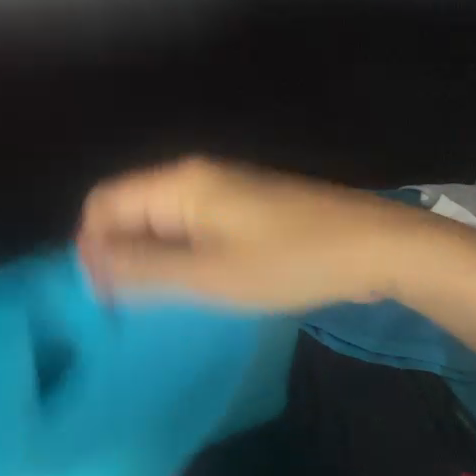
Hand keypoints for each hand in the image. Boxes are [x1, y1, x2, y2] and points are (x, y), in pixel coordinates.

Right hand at [77, 156, 441, 311]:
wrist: (387, 248)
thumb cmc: (290, 262)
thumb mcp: (208, 274)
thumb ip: (140, 267)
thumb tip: (88, 263)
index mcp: (176, 184)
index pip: (102, 203)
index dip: (89, 244)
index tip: (99, 289)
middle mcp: (190, 176)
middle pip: (126, 207)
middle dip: (116, 250)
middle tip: (125, 299)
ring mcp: (219, 187)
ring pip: (155, 217)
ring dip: (146, 253)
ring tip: (157, 295)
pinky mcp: (241, 203)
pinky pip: (185, 222)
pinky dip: (175, 249)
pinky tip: (192, 280)